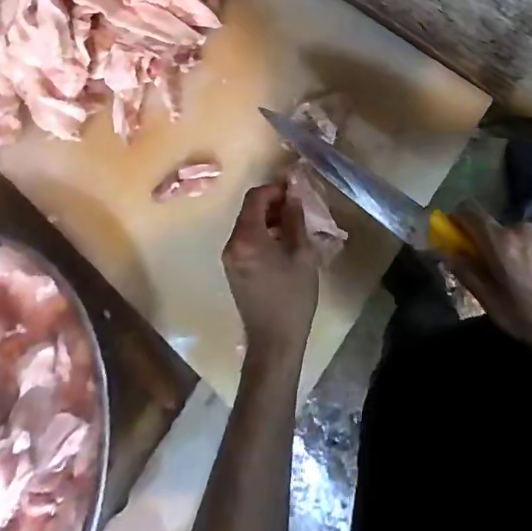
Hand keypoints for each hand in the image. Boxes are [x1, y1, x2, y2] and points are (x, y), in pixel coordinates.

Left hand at [223, 179, 320, 363]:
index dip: (275, 189)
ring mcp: (230, 259)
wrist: (274, 341)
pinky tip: (283, 242)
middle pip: (249, 210)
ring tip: (294, 224)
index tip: (295, 191)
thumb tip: (294, 196)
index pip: (255, 197)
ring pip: (248, 225)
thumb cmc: (292, 296)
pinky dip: (262, 233)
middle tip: (298, 206)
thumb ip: (295, 220)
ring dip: (269, 218)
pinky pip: (246, 240)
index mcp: (246, 238)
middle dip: (273, 203)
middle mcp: (232, 244)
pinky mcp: (233, 270)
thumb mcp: (301, 254)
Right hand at [446, 203, 531, 369]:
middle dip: (482, 248)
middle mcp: (522, 228)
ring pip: (511, 238)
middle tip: (487, 283)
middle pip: (490, 228)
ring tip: (517, 293)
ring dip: (505, 256)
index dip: (455, 221)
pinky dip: (524, 259)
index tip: (452, 244)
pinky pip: (530, 244)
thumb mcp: (501, 311)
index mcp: (502, 241)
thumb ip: (471, 278)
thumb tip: (448, 254)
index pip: (468, 210)